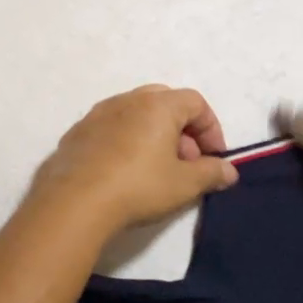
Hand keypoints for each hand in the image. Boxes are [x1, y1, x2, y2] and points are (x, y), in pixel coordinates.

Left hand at [27, 86, 239, 236]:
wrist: (74, 202)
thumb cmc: (139, 186)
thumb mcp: (184, 184)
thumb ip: (211, 173)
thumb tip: (229, 171)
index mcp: (158, 104)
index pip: (196, 102)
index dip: (211, 129)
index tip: (214, 158)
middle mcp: (127, 100)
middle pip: (165, 102)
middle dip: (182, 130)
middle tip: (186, 162)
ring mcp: (97, 114)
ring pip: (135, 114)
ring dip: (153, 136)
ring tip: (156, 170)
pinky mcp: (76, 133)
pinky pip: (110, 129)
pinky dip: (125, 143)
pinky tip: (124, 174)